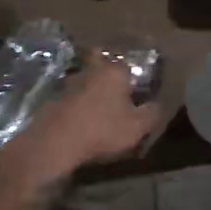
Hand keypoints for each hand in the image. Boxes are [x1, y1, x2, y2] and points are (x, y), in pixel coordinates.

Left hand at [0, 52, 161, 187]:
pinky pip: (72, 96)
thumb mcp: (138, 127)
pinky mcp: (53, 97)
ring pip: (86, 80)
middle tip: (117, 95)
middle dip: (110, 77)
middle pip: (104, 66)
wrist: (54, 142)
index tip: (139, 92)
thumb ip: (152, 113)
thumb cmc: (102, 130)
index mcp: (115, 71)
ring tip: (99, 110)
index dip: (136, 79)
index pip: (131, 66)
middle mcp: (92, 70)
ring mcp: (69, 82)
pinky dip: (77, 104)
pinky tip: (81, 119)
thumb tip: (157, 105)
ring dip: (92, 90)